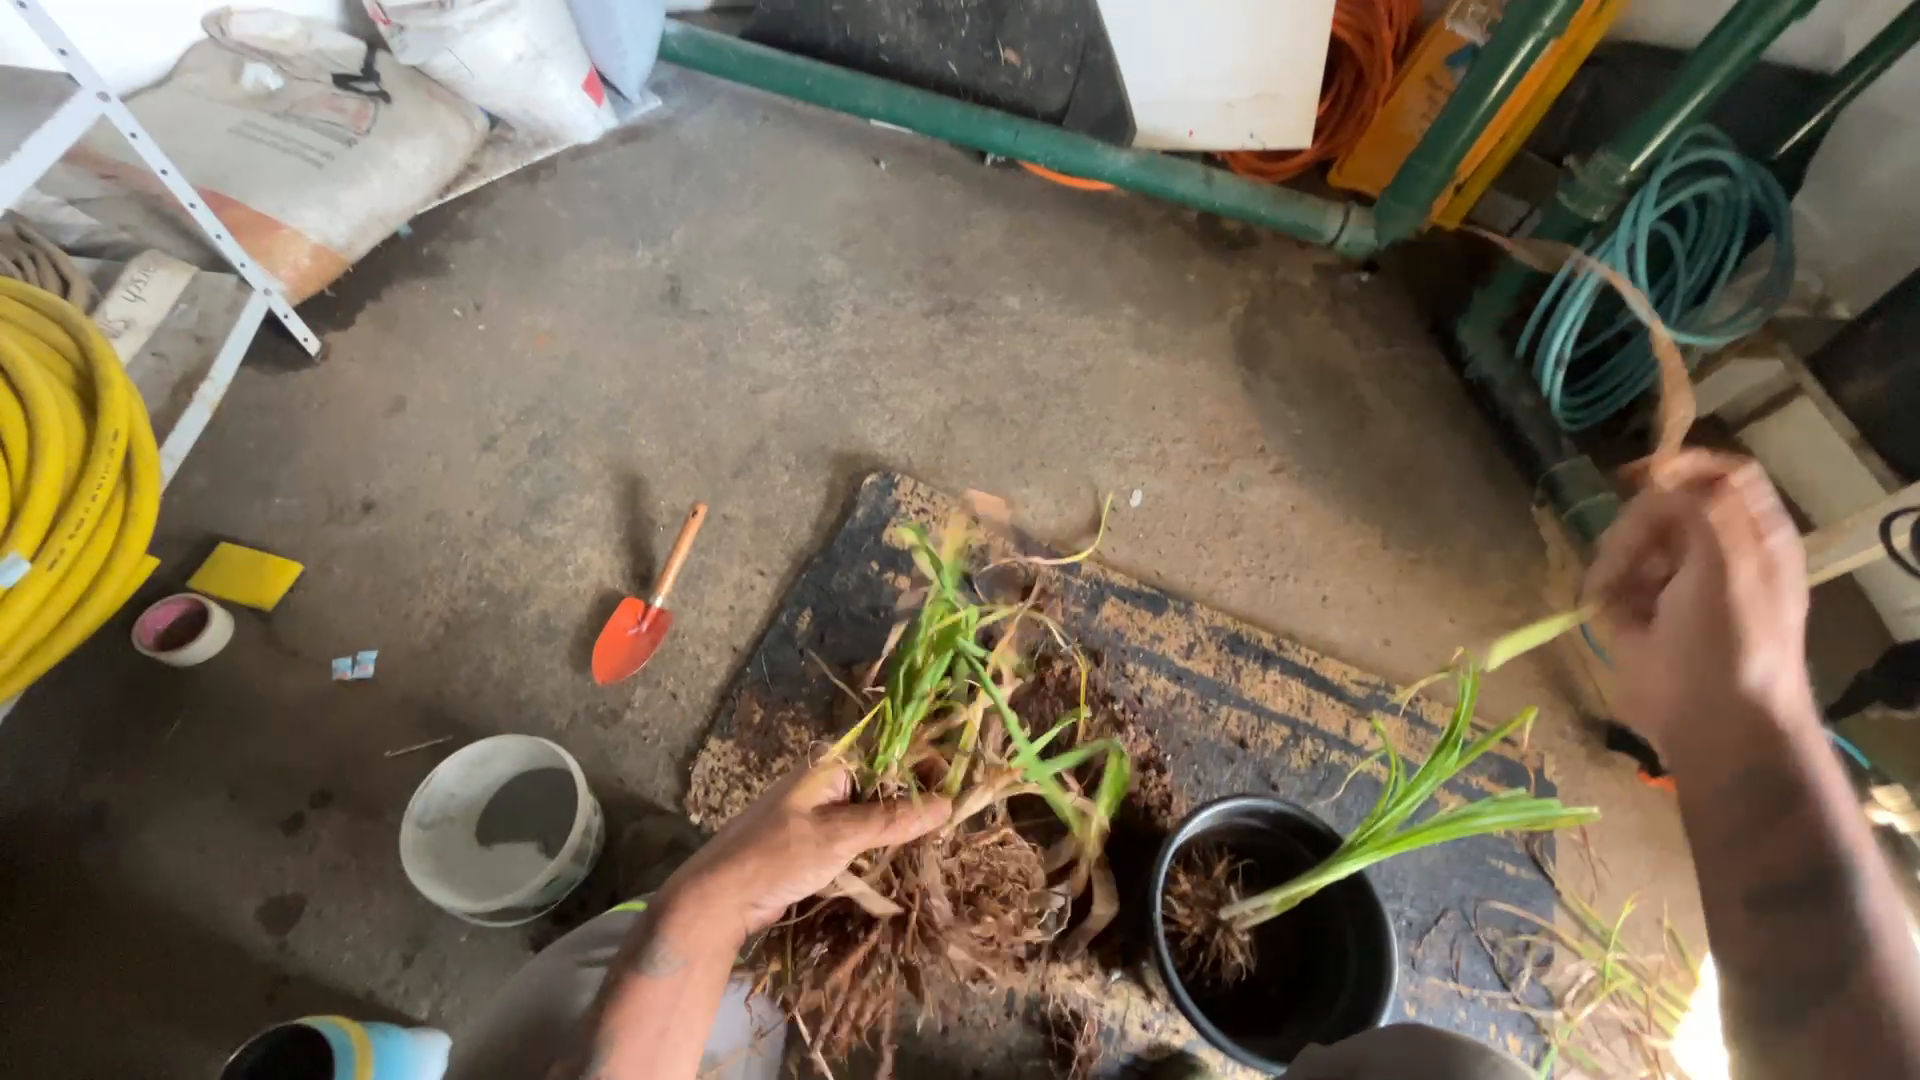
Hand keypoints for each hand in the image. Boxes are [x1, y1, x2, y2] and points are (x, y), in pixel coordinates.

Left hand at [659, 762, 950, 940]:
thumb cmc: (775, 855)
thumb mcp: (839, 837)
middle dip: (918, 799)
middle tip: (952, 820)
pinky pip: (861, 834)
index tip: (958, 787)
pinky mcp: (819, 840)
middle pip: (887, 781)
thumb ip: (893, 820)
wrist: (718, 898)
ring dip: (901, 826)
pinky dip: (880, 844)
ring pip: (877, 810)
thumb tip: (947, 803)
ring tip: (936, 839)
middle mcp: (831, 780)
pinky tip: (903, 858)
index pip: (893, 753)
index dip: (926, 766)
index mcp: (833, 764)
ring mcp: (823, 811)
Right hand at [1584, 450, 1813, 756]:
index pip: (1721, 477)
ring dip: (1612, 563)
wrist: (1710, 713)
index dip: (1683, 467)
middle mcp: (1712, 553)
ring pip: (1625, 542)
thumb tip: (1664, 474)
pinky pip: (1604, 579)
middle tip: (1628, 557)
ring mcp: (1670, 582)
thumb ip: (1701, 511)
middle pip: (1659, 508)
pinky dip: (1600, 591)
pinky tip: (1608, 612)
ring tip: (1616, 595)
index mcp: (1751, 537)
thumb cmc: (1732, 640)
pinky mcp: (1634, 609)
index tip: (1637, 476)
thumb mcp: (1729, 565)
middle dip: (1633, 529)